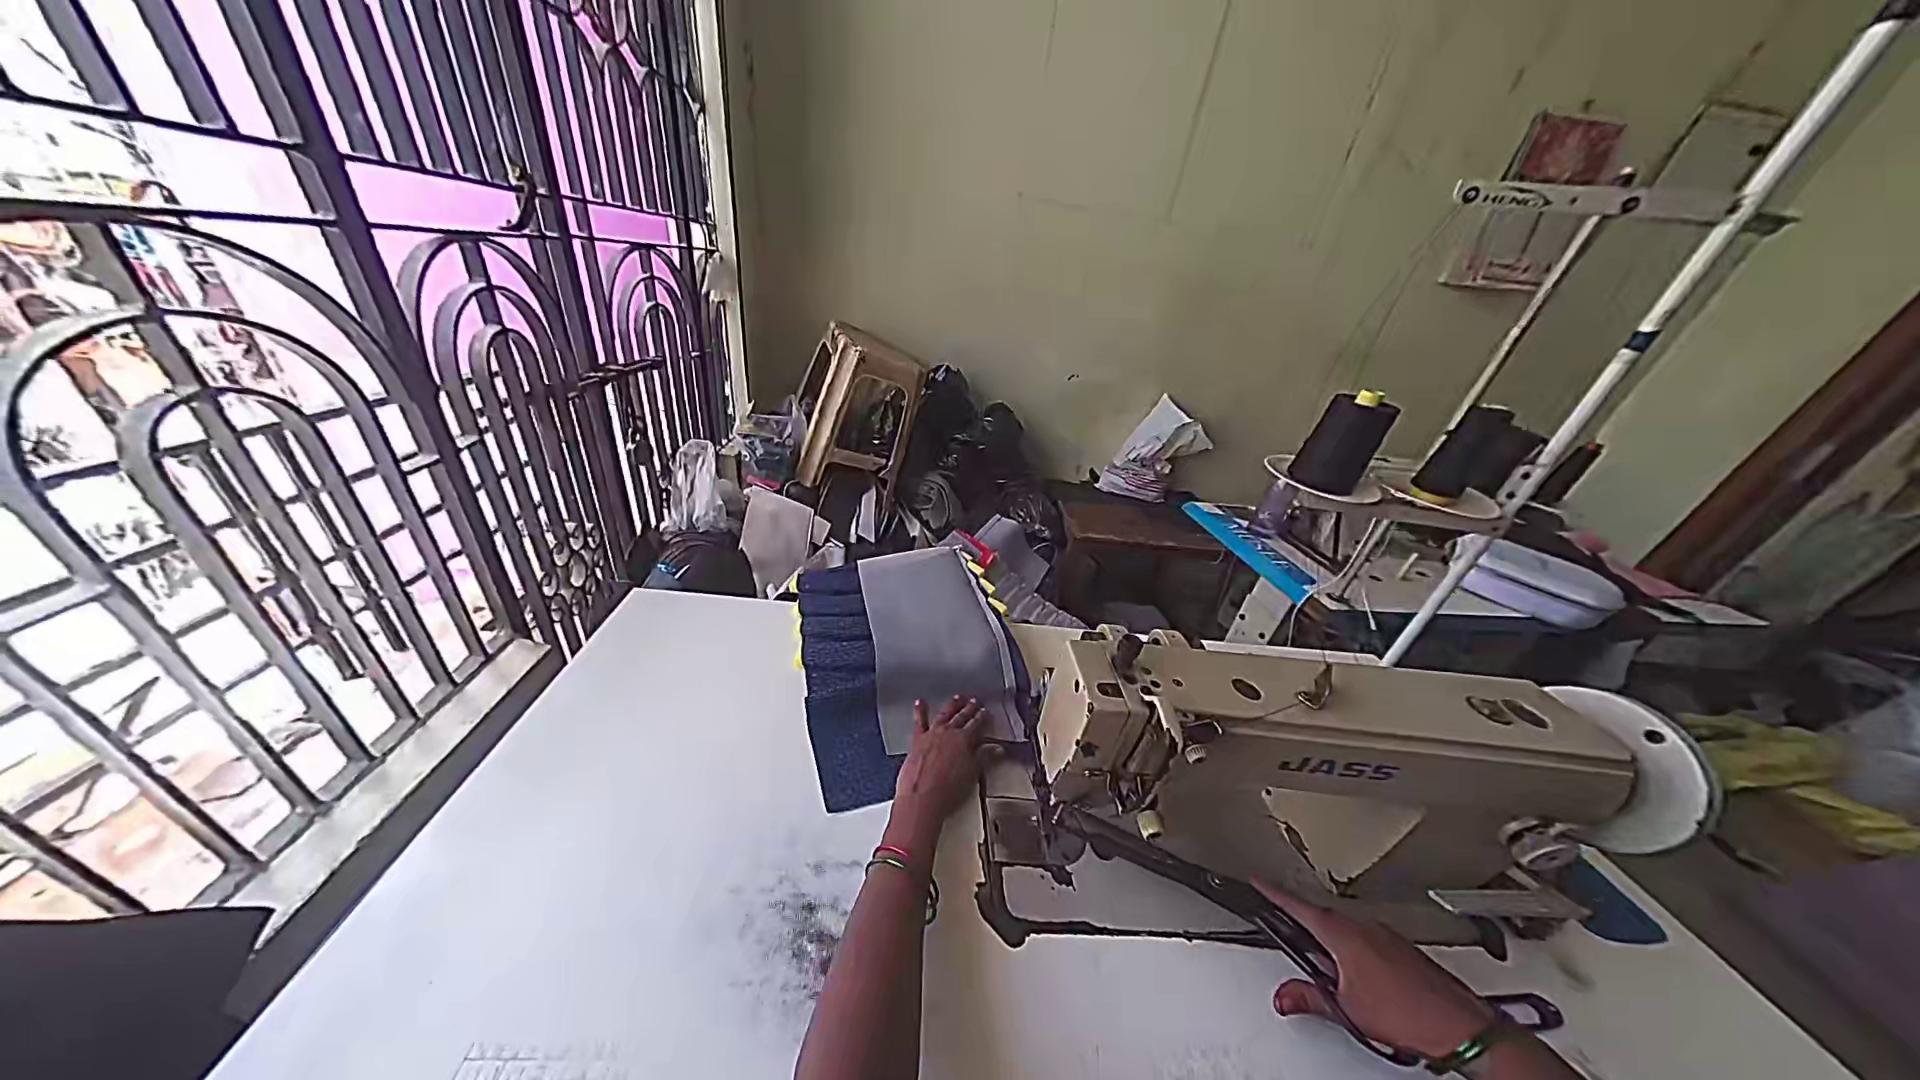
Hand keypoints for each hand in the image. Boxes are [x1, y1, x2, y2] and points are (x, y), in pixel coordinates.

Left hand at [887, 697, 987, 849]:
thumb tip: (995, 750)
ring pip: (944, 715)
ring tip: (957, 698)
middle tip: (974, 701)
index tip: (986, 713)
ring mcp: (932, 735)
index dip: (983, 718)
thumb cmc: (947, 791)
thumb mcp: (972, 774)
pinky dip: (920, 711)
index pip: (977, 725)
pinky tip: (920, 703)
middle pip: (962, 717)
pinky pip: (919, 722)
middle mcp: (948, 733)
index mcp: (964, 740)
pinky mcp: (917, 741)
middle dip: (969, 708)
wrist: (922, 798)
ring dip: (951, 706)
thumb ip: (984, 758)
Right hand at [1256, 880, 1495, 1059]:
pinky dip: (1359, 952)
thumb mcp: (1347, 1010)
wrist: (1462, 1028)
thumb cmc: (1410, 1015)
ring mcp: (1385, 935)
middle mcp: (1363, 926)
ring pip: (1347, 930)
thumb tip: (1284, 997)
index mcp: (1341, 933)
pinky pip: (1369, 940)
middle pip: (1322, 918)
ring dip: (1336, 945)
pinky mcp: (1403, 948)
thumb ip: (1309, 997)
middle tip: (1294, 938)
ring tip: (1339, 977)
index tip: (1258, 881)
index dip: (1273, 892)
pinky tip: (1368, 981)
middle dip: (1307, 928)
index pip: (1296, 906)